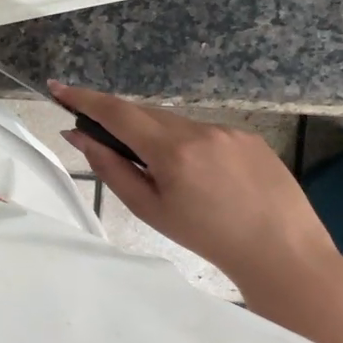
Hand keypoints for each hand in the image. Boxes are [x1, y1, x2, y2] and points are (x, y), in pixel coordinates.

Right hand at [50, 81, 341, 291]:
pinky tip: (199, 175)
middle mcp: (200, 131)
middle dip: (118, 120)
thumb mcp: (147, 207)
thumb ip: (109, 167)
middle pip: (143, 112)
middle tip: (102, 140)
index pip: (116, 112)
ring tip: (162, 171)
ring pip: (173, 122)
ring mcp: (229, 131)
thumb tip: (77, 136)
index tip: (57, 88)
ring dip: (154, 134)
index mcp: (172, 151)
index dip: (83, 98)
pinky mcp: (251, 138)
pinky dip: (186, 143)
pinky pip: (203, 131)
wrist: (285, 254)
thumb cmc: (207, 237)